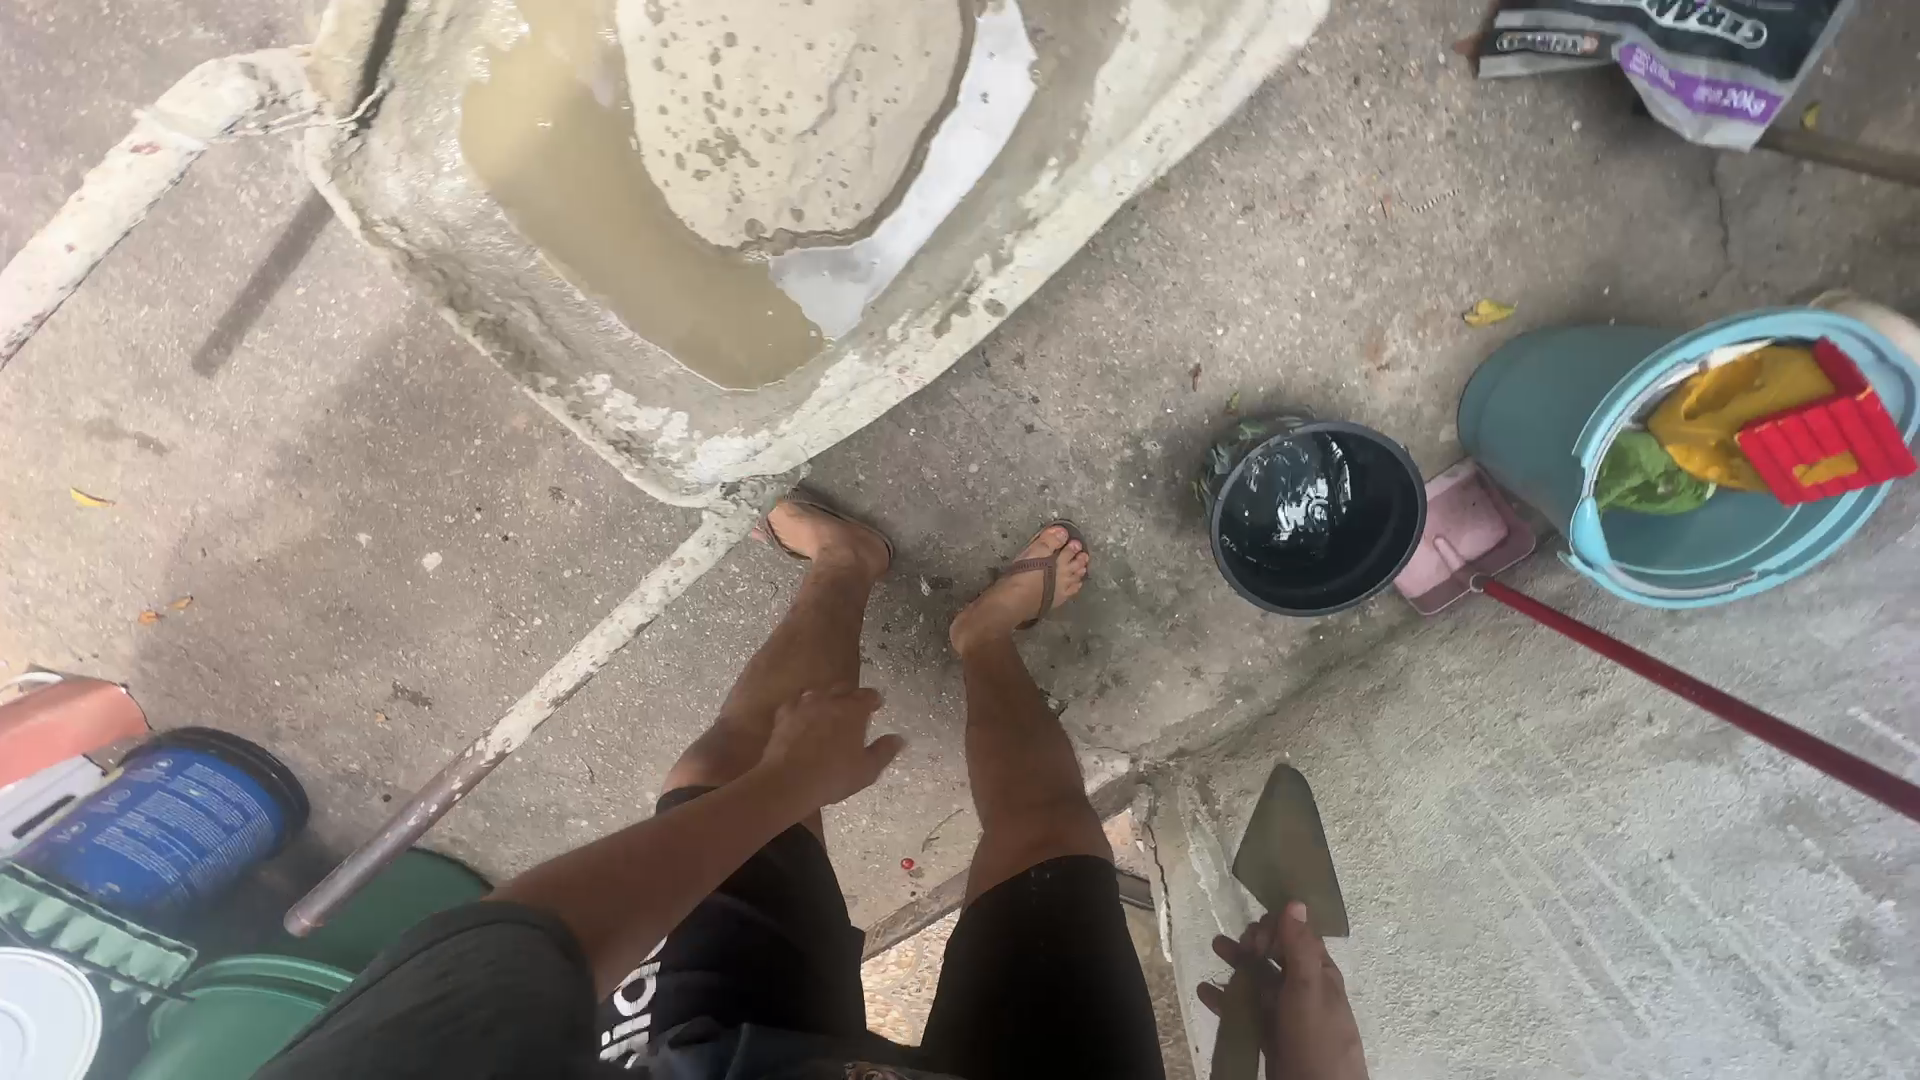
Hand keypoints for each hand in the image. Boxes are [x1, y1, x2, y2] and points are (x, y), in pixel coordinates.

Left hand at [756, 685, 905, 810]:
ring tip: (829, 710)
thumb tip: (899, 738)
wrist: (788, 781)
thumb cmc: (832, 776)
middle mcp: (829, 700)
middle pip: (843, 688)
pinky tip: (801, 715)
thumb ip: (884, 751)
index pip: (868, 695)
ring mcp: (804, 705)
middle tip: (855, 708)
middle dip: (851, 695)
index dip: (874, 699)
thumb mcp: (867, 770)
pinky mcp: (784, 715)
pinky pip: (795, 702)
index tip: (877, 705)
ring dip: (826, 698)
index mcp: (853, 710)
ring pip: (819, 692)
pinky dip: (802, 706)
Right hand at [1197, 902, 1367, 1079]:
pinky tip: (1205, 993)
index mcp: (1320, 976)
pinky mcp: (1269, 1035)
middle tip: (1234, 943)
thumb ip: (1299, 947)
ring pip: (1258, 980)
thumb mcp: (1309, 991)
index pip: (1298, 937)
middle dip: (1252, 942)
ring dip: (1237, 963)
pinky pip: (1245, 1010)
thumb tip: (1296, 901)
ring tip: (1215, 950)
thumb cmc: (1317, 1041)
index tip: (1256, 929)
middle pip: (1275, 955)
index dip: (1277, 927)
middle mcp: (1303, 991)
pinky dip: (1225, 1000)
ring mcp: (1285, 1015)